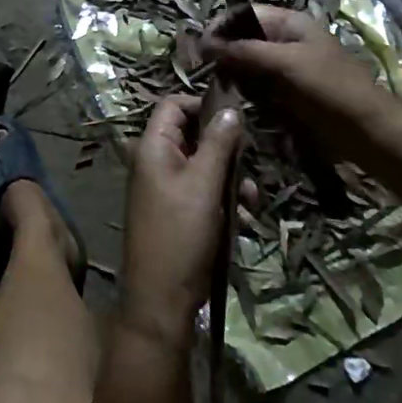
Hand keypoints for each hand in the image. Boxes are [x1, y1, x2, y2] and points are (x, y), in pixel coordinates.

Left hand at [119, 95, 241, 348]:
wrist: (161, 297)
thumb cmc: (180, 234)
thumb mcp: (204, 185)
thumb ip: (217, 144)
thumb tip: (230, 109)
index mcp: (152, 146)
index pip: (173, 105)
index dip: (203, 105)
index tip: (237, 118)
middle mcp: (155, 160)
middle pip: (193, 135)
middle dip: (225, 149)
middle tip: (249, 165)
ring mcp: (165, 186)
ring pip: (204, 165)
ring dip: (230, 178)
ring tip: (249, 202)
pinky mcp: (177, 209)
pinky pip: (203, 191)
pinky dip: (223, 199)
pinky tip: (242, 219)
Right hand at [202, 5, 393, 156]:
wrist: (368, 130)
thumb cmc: (330, 88)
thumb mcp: (285, 63)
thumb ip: (243, 50)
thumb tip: (205, 44)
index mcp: (289, 22)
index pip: (242, 13)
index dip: (220, 26)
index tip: (200, 48)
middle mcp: (284, 38)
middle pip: (242, 35)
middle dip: (223, 50)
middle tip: (205, 70)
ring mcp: (285, 64)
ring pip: (245, 60)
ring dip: (231, 71)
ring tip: (220, 85)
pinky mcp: (286, 88)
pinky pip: (255, 81)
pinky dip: (244, 87)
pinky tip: (237, 97)